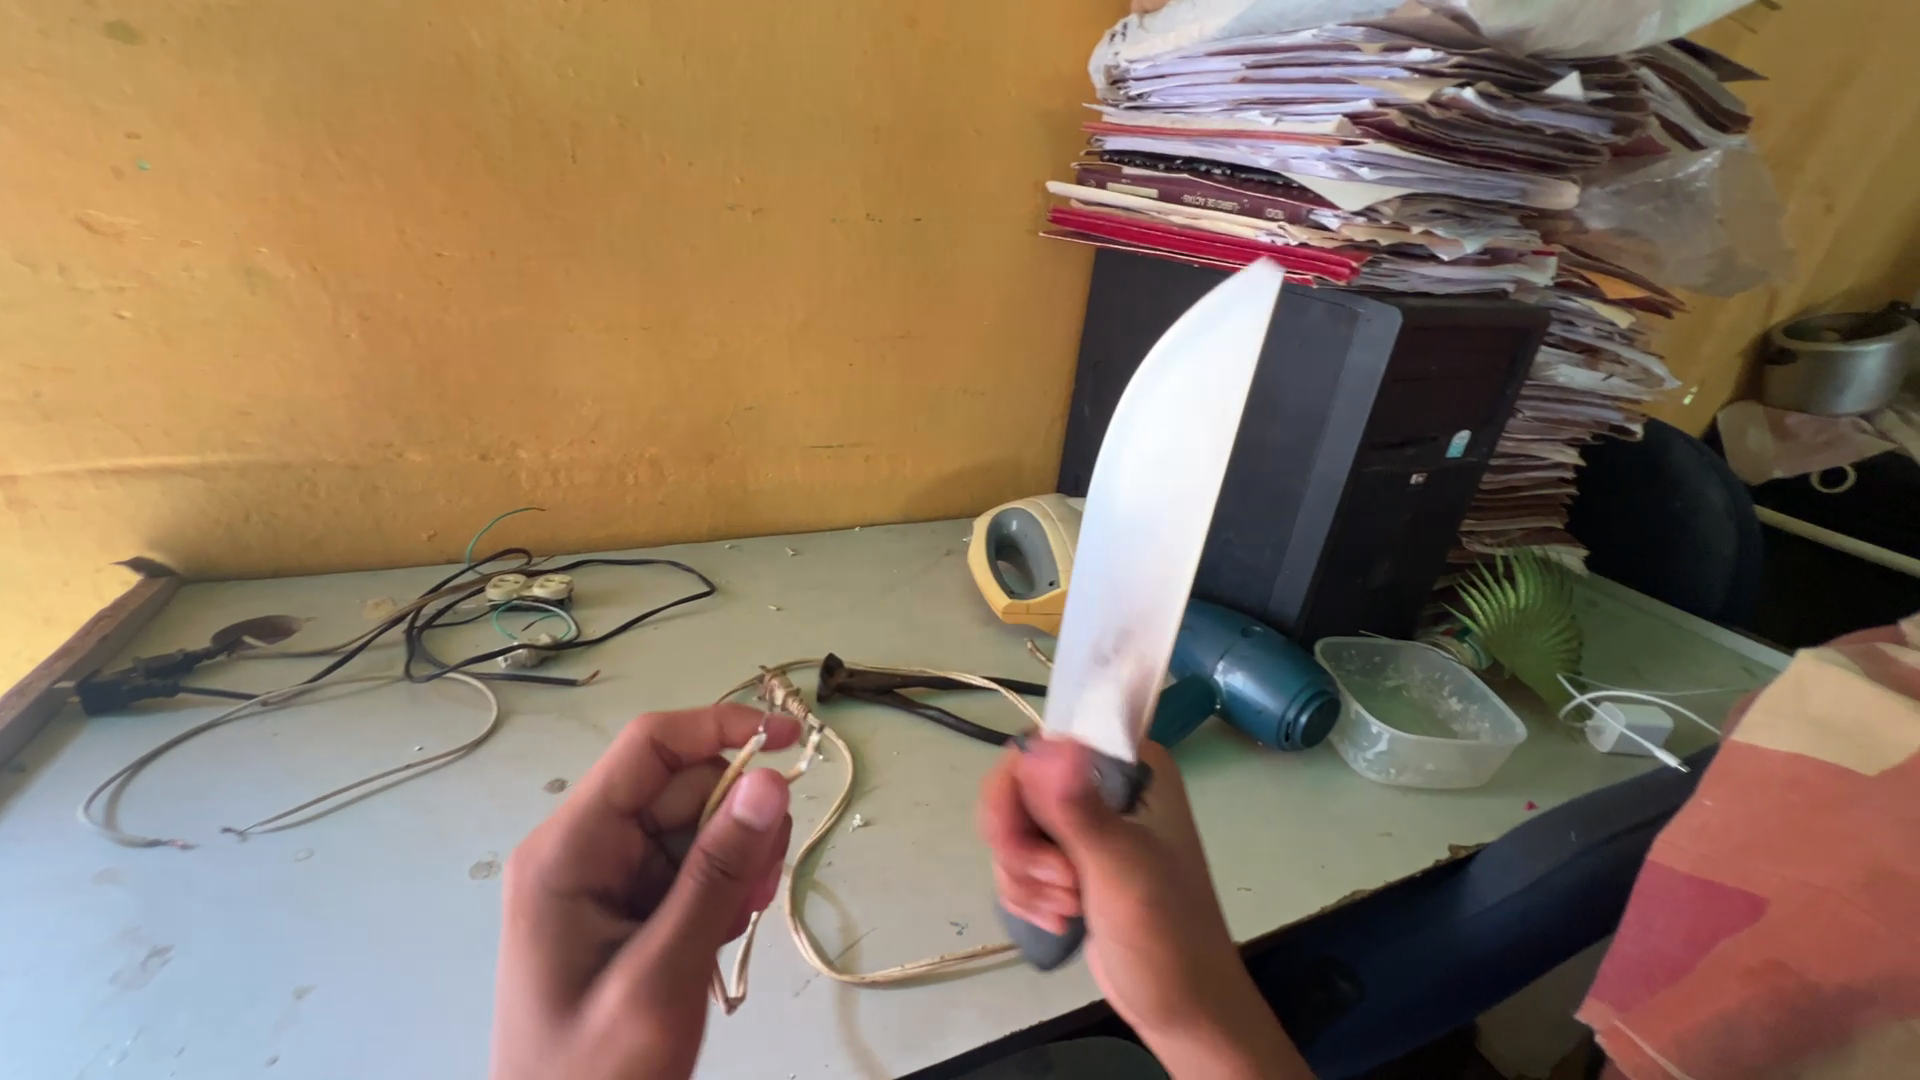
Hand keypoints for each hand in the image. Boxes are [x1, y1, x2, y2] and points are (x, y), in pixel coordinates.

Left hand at [492, 705, 796, 1079]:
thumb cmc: (596, 1078)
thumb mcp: (662, 976)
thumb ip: (717, 874)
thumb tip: (769, 780)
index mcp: (569, 849)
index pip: (650, 746)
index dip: (721, 727)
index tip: (791, 740)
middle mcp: (585, 846)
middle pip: (682, 785)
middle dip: (736, 820)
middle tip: (759, 887)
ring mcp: (608, 874)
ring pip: (698, 821)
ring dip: (736, 857)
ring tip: (737, 920)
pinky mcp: (631, 900)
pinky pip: (695, 859)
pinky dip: (725, 882)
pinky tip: (723, 929)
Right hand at [980, 738, 1310, 1079]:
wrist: (1182, 1009)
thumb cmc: (1167, 936)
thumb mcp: (1121, 870)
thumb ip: (1078, 810)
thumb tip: (1043, 749)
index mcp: (1129, 765)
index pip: (1043, 744)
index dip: (1018, 789)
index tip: (1018, 837)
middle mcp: (1102, 781)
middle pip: (1016, 788)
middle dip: (1023, 847)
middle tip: (1060, 884)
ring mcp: (1083, 822)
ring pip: (1010, 828)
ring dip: (1026, 877)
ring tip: (1068, 908)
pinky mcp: (1067, 858)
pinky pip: (1015, 860)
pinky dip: (1025, 893)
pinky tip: (1059, 920)